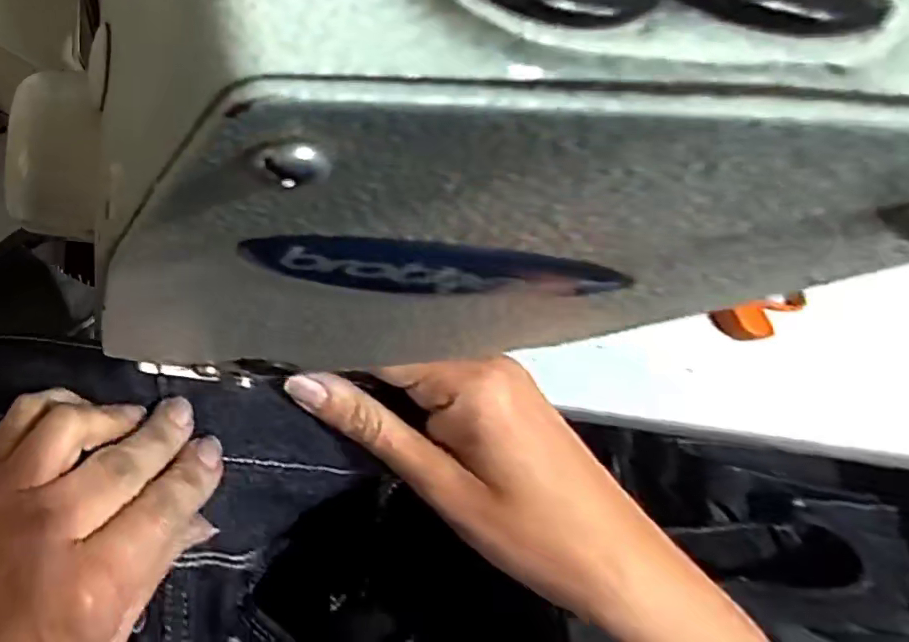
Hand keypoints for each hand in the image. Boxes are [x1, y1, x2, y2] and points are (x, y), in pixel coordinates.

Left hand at [0, 388, 224, 641]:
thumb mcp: (107, 633)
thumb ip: (152, 570)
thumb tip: (199, 518)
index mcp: (89, 586)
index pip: (158, 513)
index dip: (191, 477)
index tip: (211, 450)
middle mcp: (50, 525)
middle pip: (121, 464)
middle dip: (162, 435)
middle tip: (184, 413)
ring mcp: (9, 491)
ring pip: (72, 425)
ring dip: (112, 412)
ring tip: (138, 414)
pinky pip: (23, 414)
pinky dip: (56, 401)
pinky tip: (79, 408)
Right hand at [284, 360, 764, 641]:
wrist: (632, 574)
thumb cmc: (536, 536)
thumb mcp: (441, 485)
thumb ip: (368, 425)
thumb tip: (299, 381)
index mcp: (469, 374)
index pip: (377, 340)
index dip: (325, 343)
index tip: (276, 340)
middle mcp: (483, 353)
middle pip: (395, 335)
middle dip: (344, 346)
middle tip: (286, 347)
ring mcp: (496, 364)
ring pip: (413, 346)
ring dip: (371, 359)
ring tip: (318, 359)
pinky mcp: (501, 381)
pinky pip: (436, 360)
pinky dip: (401, 371)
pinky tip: (374, 380)